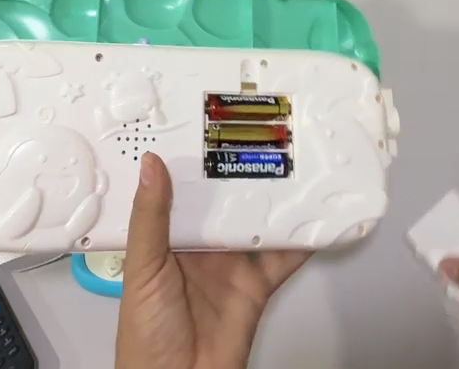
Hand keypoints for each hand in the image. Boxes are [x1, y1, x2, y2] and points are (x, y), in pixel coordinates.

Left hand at [115, 152, 309, 368]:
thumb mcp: (143, 267)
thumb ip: (150, 217)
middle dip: (240, 170)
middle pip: (225, 199)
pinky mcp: (256, 285)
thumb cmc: (145, 336)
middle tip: (258, 132)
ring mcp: (231, 262)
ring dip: (273, 197)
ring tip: (291, 162)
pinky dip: (302, 240)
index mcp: (169, 233)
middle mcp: (201, 243)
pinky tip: (315, 218)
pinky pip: (283, 258)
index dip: (195, 158)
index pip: (183, 187)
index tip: (207, 122)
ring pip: (256, 220)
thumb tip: (150, 164)